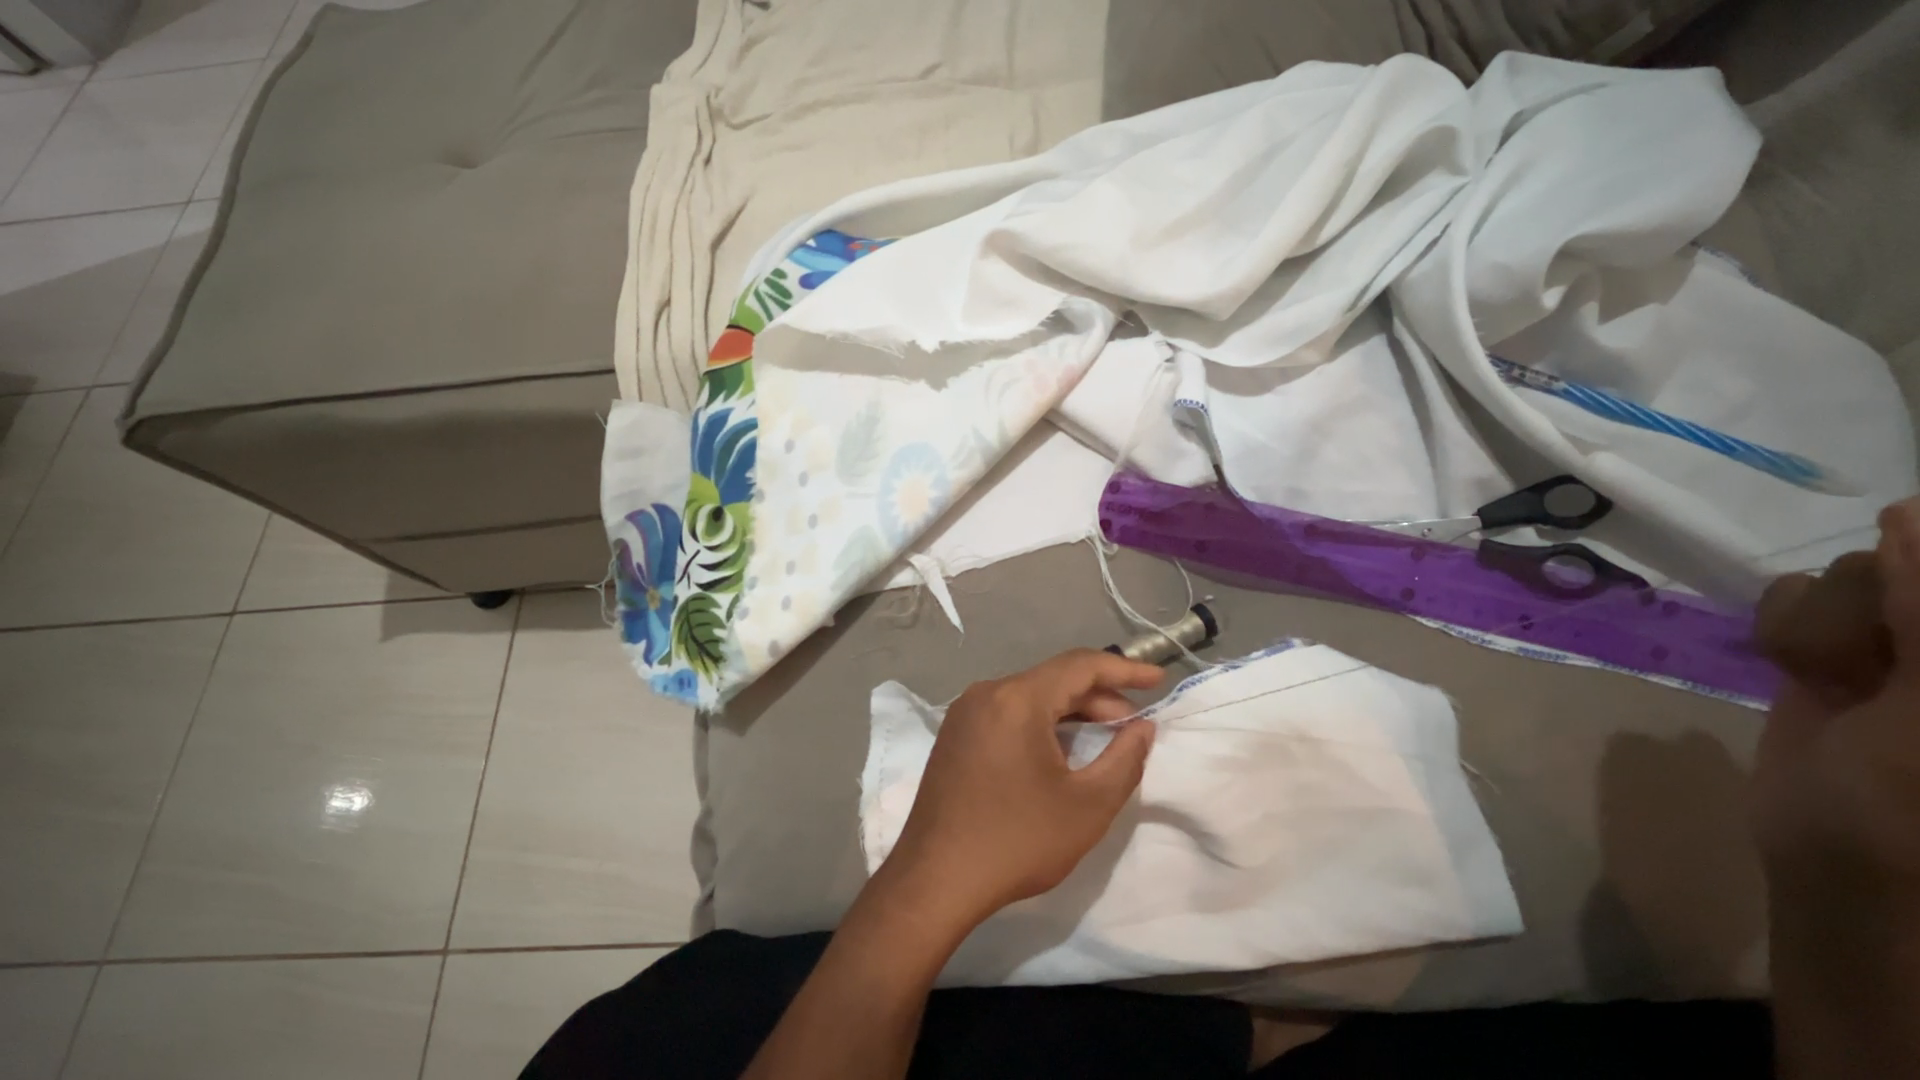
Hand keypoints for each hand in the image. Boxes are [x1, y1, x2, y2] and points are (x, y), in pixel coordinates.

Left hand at [878, 649, 1163, 930]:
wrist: (935, 881)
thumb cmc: (1017, 841)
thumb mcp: (1088, 806)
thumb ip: (1125, 759)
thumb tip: (1141, 727)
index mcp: (1017, 699)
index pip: (1080, 665)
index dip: (1125, 670)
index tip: (1159, 681)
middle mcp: (985, 694)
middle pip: (1053, 679)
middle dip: (1099, 697)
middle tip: (1135, 725)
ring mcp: (963, 715)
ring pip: (1029, 697)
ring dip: (1070, 711)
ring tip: (1105, 736)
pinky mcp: (953, 738)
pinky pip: (1007, 715)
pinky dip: (1040, 723)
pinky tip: (1060, 751)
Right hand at [1753, 499, 1919, 899]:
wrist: (1837, 869)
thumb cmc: (1906, 809)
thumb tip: (1905, 514)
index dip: (1911, 569)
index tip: (1888, 639)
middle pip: (1905, 559)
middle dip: (1873, 601)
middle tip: (1873, 665)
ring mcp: (1896, 644)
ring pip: (1851, 573)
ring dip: (1824, 617)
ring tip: (1832, 675)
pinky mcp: (1833, 653)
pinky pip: (1798, 598)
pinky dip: (1786, 624)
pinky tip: (1799, 666)